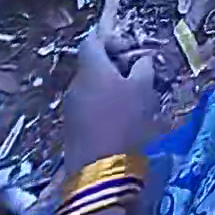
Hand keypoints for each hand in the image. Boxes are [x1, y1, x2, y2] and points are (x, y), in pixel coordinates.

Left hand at [61, 27, 158, 171]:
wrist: (100, 174)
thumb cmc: (124, 122)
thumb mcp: (143, 89)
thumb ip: (143, 67)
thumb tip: (141, 60)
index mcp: (91, 68)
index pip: (92, 41)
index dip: (110, 40)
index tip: (129, 52)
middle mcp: (76, 84)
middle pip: (92, 65)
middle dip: (114, 68)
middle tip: (136, 78)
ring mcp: (70, 108)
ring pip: (91, 88)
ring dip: (109, 90)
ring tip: (132, 103)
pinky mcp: (71, 130)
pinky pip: (87, 108)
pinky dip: (102, 108)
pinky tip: (120, 122)